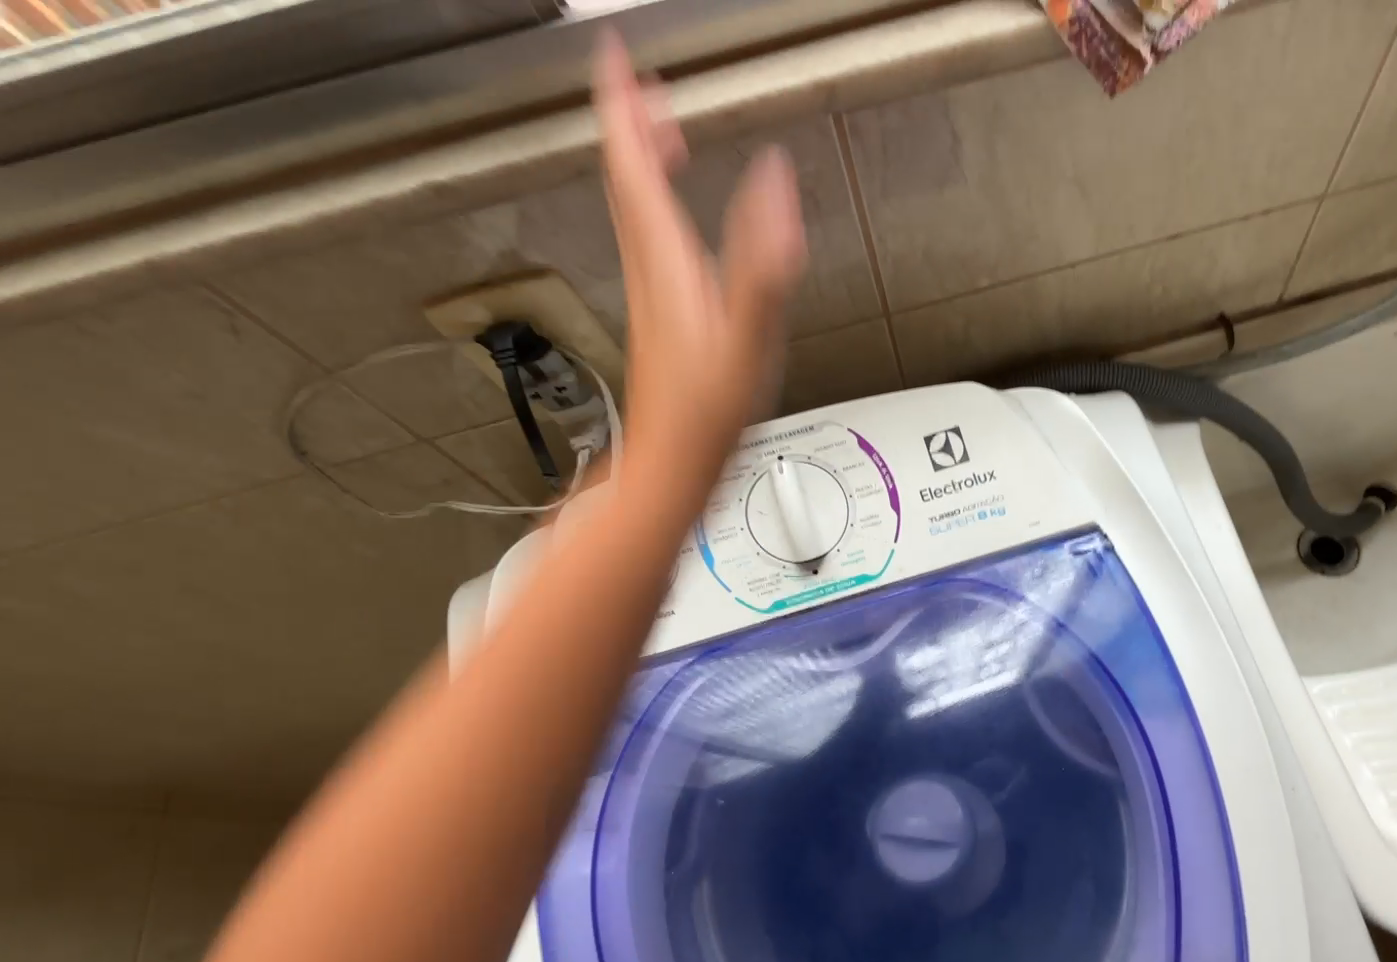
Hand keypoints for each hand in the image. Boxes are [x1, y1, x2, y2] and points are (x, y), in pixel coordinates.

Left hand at [592, 34, 807, 465]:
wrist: (671, 464)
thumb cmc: (706, 412)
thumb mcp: (748, 337)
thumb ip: (764, 259)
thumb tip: (774, 182)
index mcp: (666, 264)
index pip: (634, 166)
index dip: (625, 108)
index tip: (616, 57)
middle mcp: (650, 271)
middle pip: (629, 180)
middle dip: (633, 123)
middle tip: (643, 84)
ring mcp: (652, 293)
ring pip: (635, 209)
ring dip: (642, 161)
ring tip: (660, 132)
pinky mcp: (661, 314)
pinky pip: (649, 239)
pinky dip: (655, 205)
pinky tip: (676, 218)